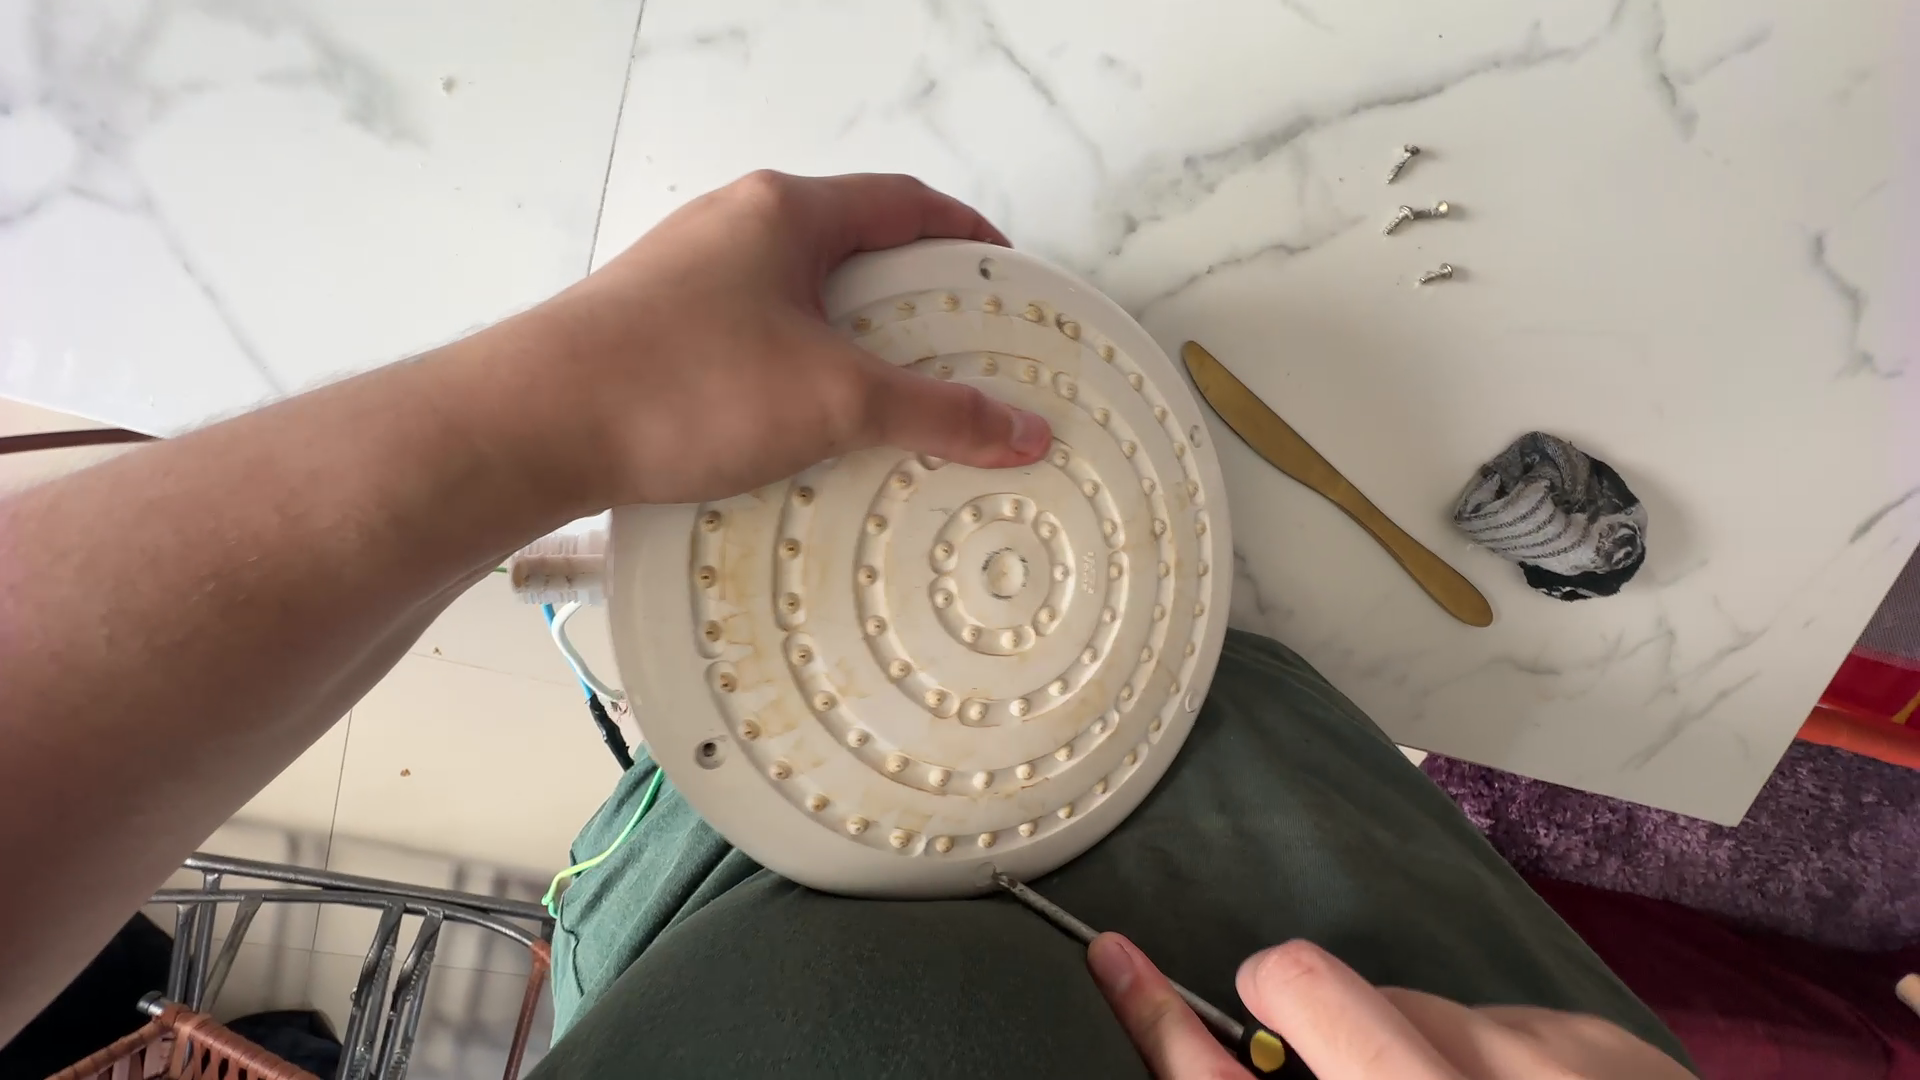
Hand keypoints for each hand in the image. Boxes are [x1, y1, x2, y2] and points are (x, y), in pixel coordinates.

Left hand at [510, 170, 1052, 506]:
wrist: (532, 428)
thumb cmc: (692, 386)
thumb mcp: (837, 398)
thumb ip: (938, 414)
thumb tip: (1028, 435)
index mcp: (787, 213)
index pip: (904, 202)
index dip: (966, 232)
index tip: (1004, 276)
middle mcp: (737, 226)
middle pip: (855, 247)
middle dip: (914, 293)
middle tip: (958, 349)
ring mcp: (693, 276)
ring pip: (804, 295)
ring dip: (856, 336)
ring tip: (894, 393)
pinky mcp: (663, 327)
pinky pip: (762, 334)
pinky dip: (806, 365)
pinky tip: (812, 418)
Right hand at [1088, 934, 1692, 1078]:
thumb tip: (1182, 1028)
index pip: (1224, 1078)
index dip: (1160, 1016)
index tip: (1116, 957)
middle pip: (1302, 982)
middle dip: (1305, 1028)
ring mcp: (1554, 1060)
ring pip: (1398, 993)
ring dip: (1409, 1050)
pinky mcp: (1611, 1040)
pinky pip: (1488, 1003)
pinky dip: (1485, 1050)